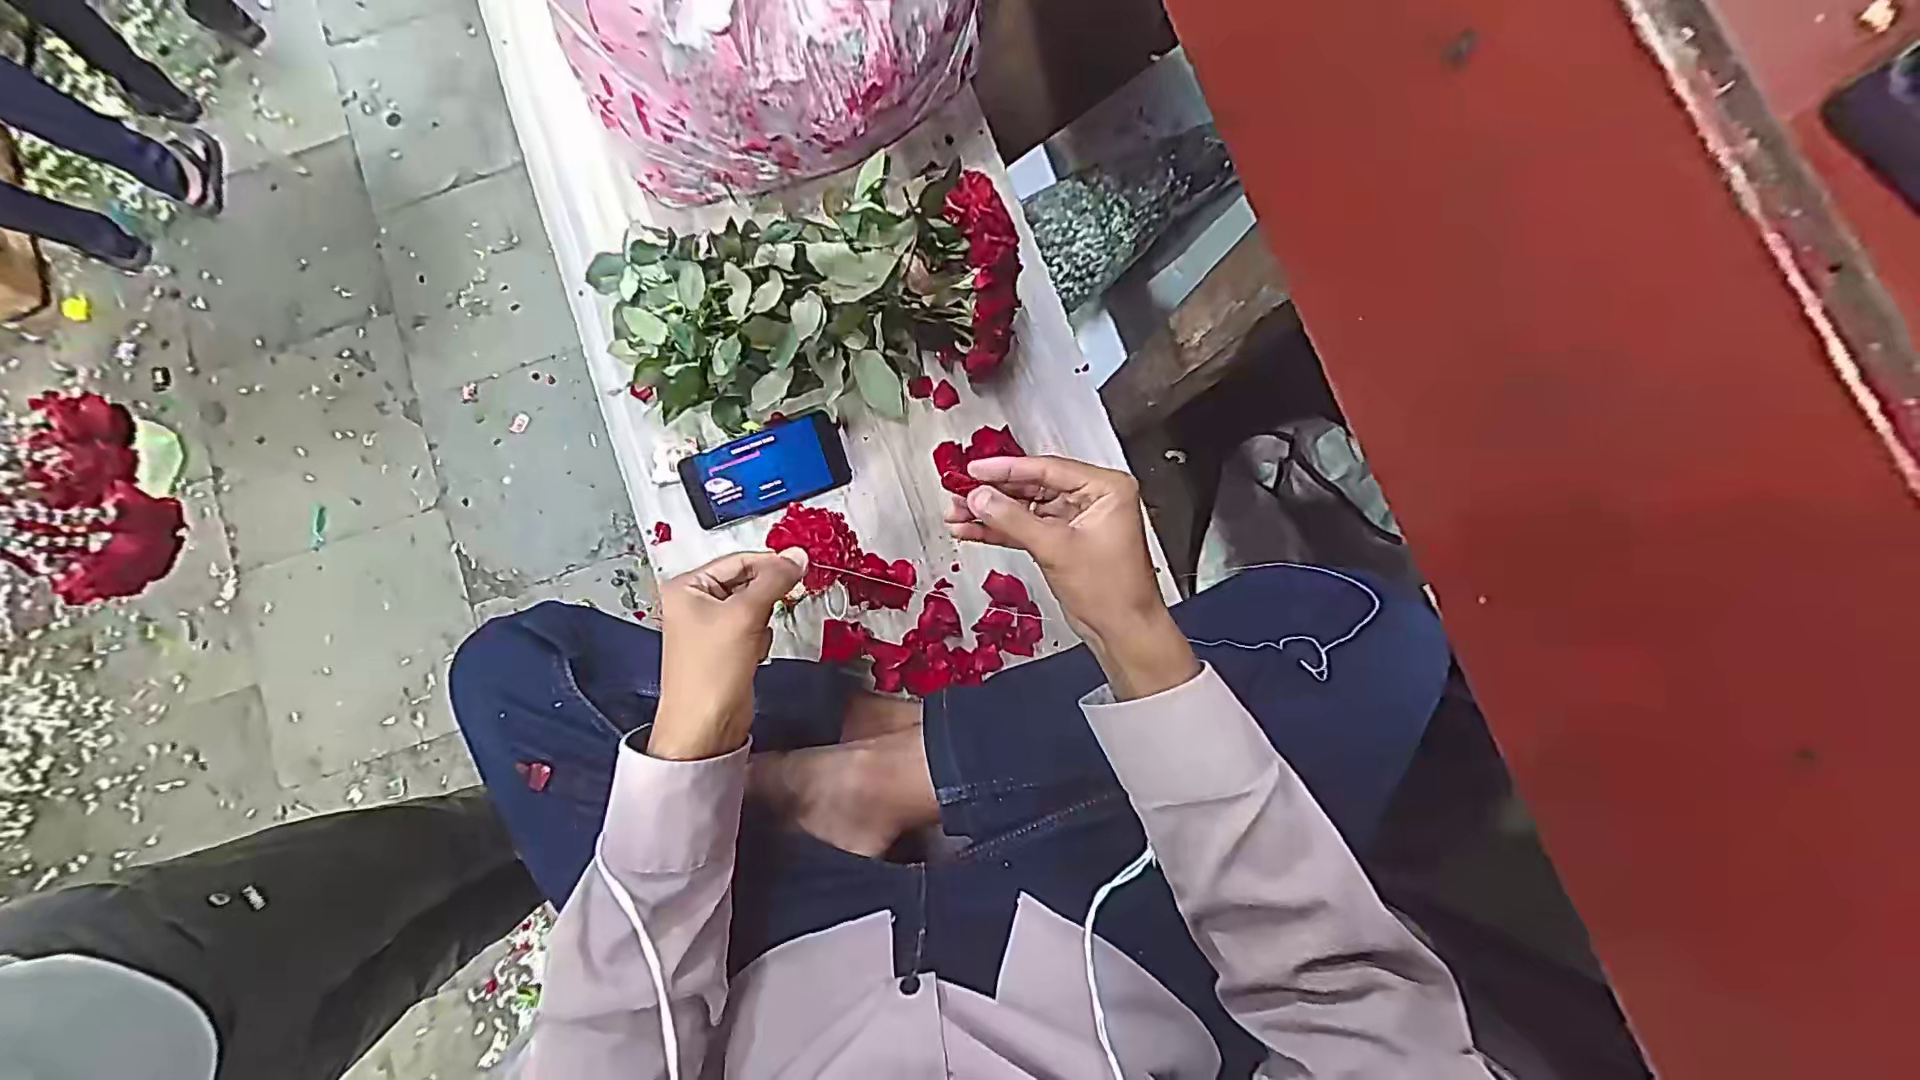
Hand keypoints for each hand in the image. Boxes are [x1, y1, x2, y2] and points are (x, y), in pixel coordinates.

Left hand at [650, 549, 808, 760]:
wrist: (707, 725)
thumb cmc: (710, 672)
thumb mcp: (746, 615)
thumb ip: (774, 580)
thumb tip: (797, 556)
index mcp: (686, 587)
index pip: (738, 560)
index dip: (770, 563)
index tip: (799, 566)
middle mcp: (696, 602)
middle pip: (747, 580)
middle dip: (766, 596)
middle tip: (784, 600)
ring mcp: (711, 625)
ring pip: (755, 604)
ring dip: (765, 617)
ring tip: (756, 636)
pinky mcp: (726, 645)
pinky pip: (755, 625)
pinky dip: (762, 635)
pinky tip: (755, 651)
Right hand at [944, 456, 1198, 699]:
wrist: (1122, 630)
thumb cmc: (1113, 592)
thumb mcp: (1057, 548)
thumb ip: (1014, 519)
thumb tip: (982, 497)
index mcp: (1106, 488)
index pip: (1047, 469)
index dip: (1005, 469)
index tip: (975, 470)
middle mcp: (1092, 499)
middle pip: (1032, 486)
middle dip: (993, 493)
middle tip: (959, 493)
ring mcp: (1076, 520)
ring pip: (1025, 508)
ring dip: (991, 513)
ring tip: (958, 513)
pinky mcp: (1063, 540)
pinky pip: (1026, 528)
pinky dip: (1000, 530)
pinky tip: (973, 530)